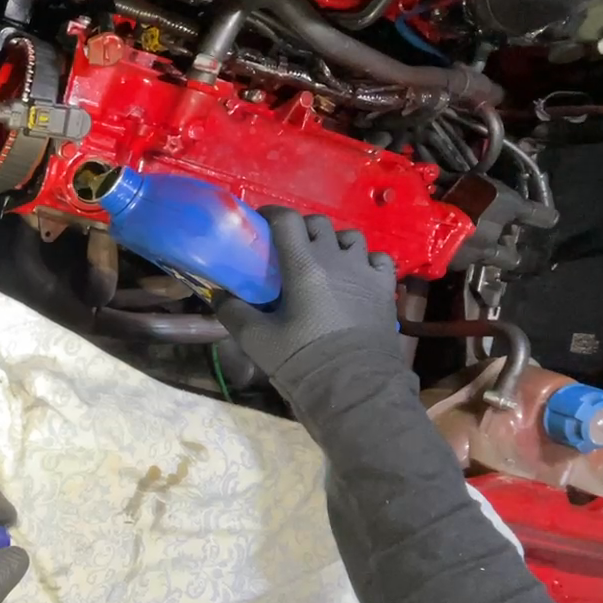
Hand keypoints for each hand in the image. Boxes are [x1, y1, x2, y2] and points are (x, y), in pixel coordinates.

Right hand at [216, 208, 398, 379]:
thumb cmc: (301, 359)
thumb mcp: (256, 339)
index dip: (271, 214)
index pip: (287, 220)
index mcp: (303, 266)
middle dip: (300, 229)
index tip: (259, 223)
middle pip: (319, 223)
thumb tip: (217, 294)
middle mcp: (337, 259)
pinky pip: (377, 259)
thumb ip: (232, 311)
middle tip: (286, 248)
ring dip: (333, 242)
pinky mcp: (385, 288)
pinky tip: (353, 275)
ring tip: (323, 260)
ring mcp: (365, 272)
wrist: (354, 387)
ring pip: (350, 237)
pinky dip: (363, 260)